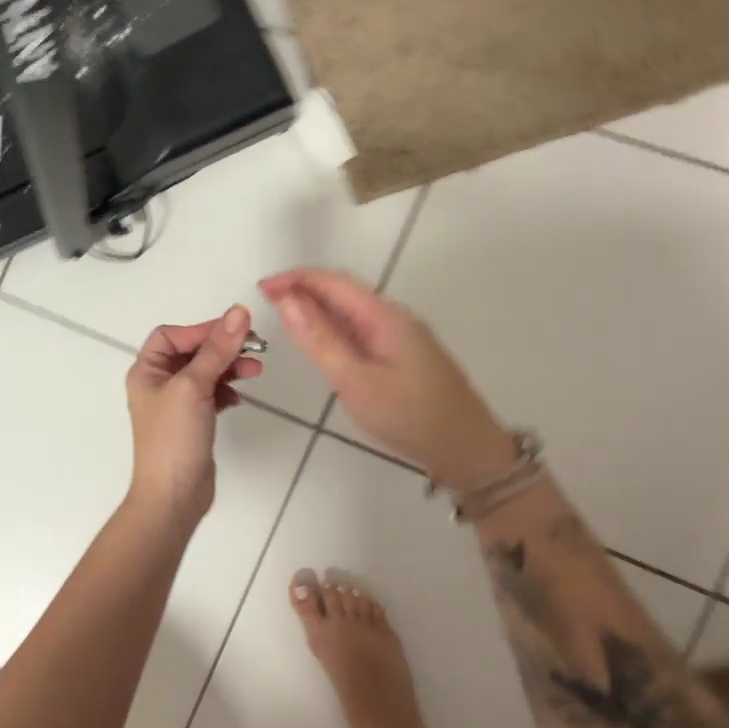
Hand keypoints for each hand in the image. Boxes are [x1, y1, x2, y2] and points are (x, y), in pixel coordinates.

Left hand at [123, 305, 262, 525]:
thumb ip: (217, 349)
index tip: (234, 332)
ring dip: (229, 368)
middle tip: (255, 348)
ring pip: (205, 373)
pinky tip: (238, 398)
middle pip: (191, 352)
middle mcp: (156, 384)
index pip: (171, 335)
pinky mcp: (191, 423)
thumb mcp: (194, 386)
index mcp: (146, 371)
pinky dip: (226, 391)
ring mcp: (174, 405)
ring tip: (256, 370)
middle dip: (221, 348)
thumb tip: (238, 312)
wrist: (174, 495)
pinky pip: (211, 395)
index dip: (201, 330)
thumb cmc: (174, 437)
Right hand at [259, 269, 515, 491]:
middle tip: (267, 300)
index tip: (262, 287)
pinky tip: (321, 340)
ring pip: (353, 310)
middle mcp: (395, 318)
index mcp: (385, 317)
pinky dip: (333, 325)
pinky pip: (361, 328)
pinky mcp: (403, 355)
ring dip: (317, 307)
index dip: (296, 279)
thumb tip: (287, 301)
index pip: (334, 282)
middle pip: (344, 291)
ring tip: (285, 316)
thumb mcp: (355, 381)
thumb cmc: (409, 416)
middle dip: (304, 289)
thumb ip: (320, 340)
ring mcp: (402, 336)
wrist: (466, 449)